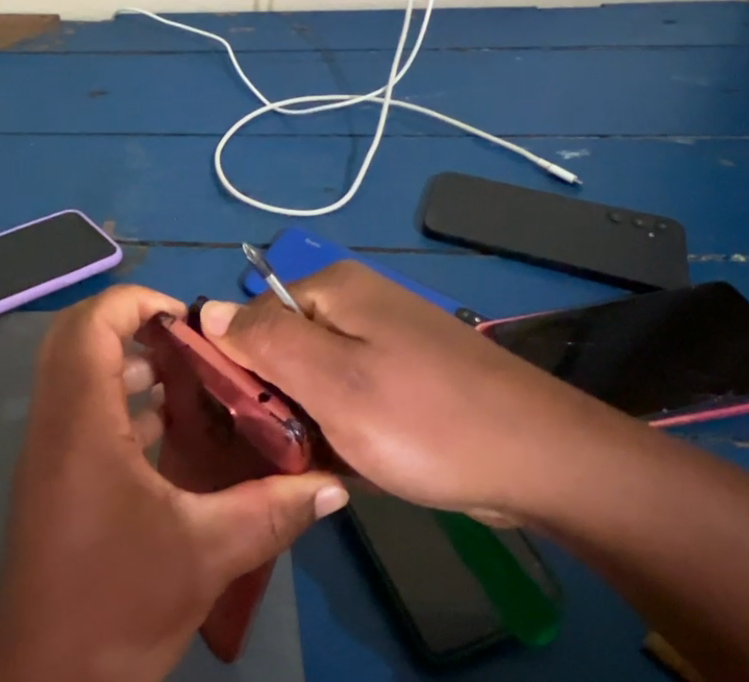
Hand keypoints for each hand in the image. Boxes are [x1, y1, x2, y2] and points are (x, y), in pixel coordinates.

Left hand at [0, 286, 348, 681]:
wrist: (49, 678)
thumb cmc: (120, 601)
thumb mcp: (207, 552)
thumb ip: (273, 510)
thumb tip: (335, 484)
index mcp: (82, 423)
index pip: (90, 325)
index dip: (133, 302)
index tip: (186, 316)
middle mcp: (55, 425)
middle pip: (73, 340)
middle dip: (128, 325)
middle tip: (188, 341)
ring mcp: (47, 453)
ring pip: (73, 376)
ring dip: (122, 363)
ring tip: (187, 378)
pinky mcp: (51, 481)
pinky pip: (77, 413)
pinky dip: (116, 402)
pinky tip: (166, 429)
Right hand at [200, 260, 618, 516]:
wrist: (542, 461)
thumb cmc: (424, 419)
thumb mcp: (331, 380)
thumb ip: (264, 340)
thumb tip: (206, 309)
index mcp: (334, 287)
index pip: (250, 314)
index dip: (236, 365)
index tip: (238, 419)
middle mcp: (359, 302)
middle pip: (282, 346)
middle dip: (276, 396)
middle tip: (285, 446)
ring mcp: (387, 340)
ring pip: (316, 377)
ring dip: (310, 419)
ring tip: (322, 460)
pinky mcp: (408, 377)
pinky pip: (352, 395)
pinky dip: (345, 428)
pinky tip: (355, 462)